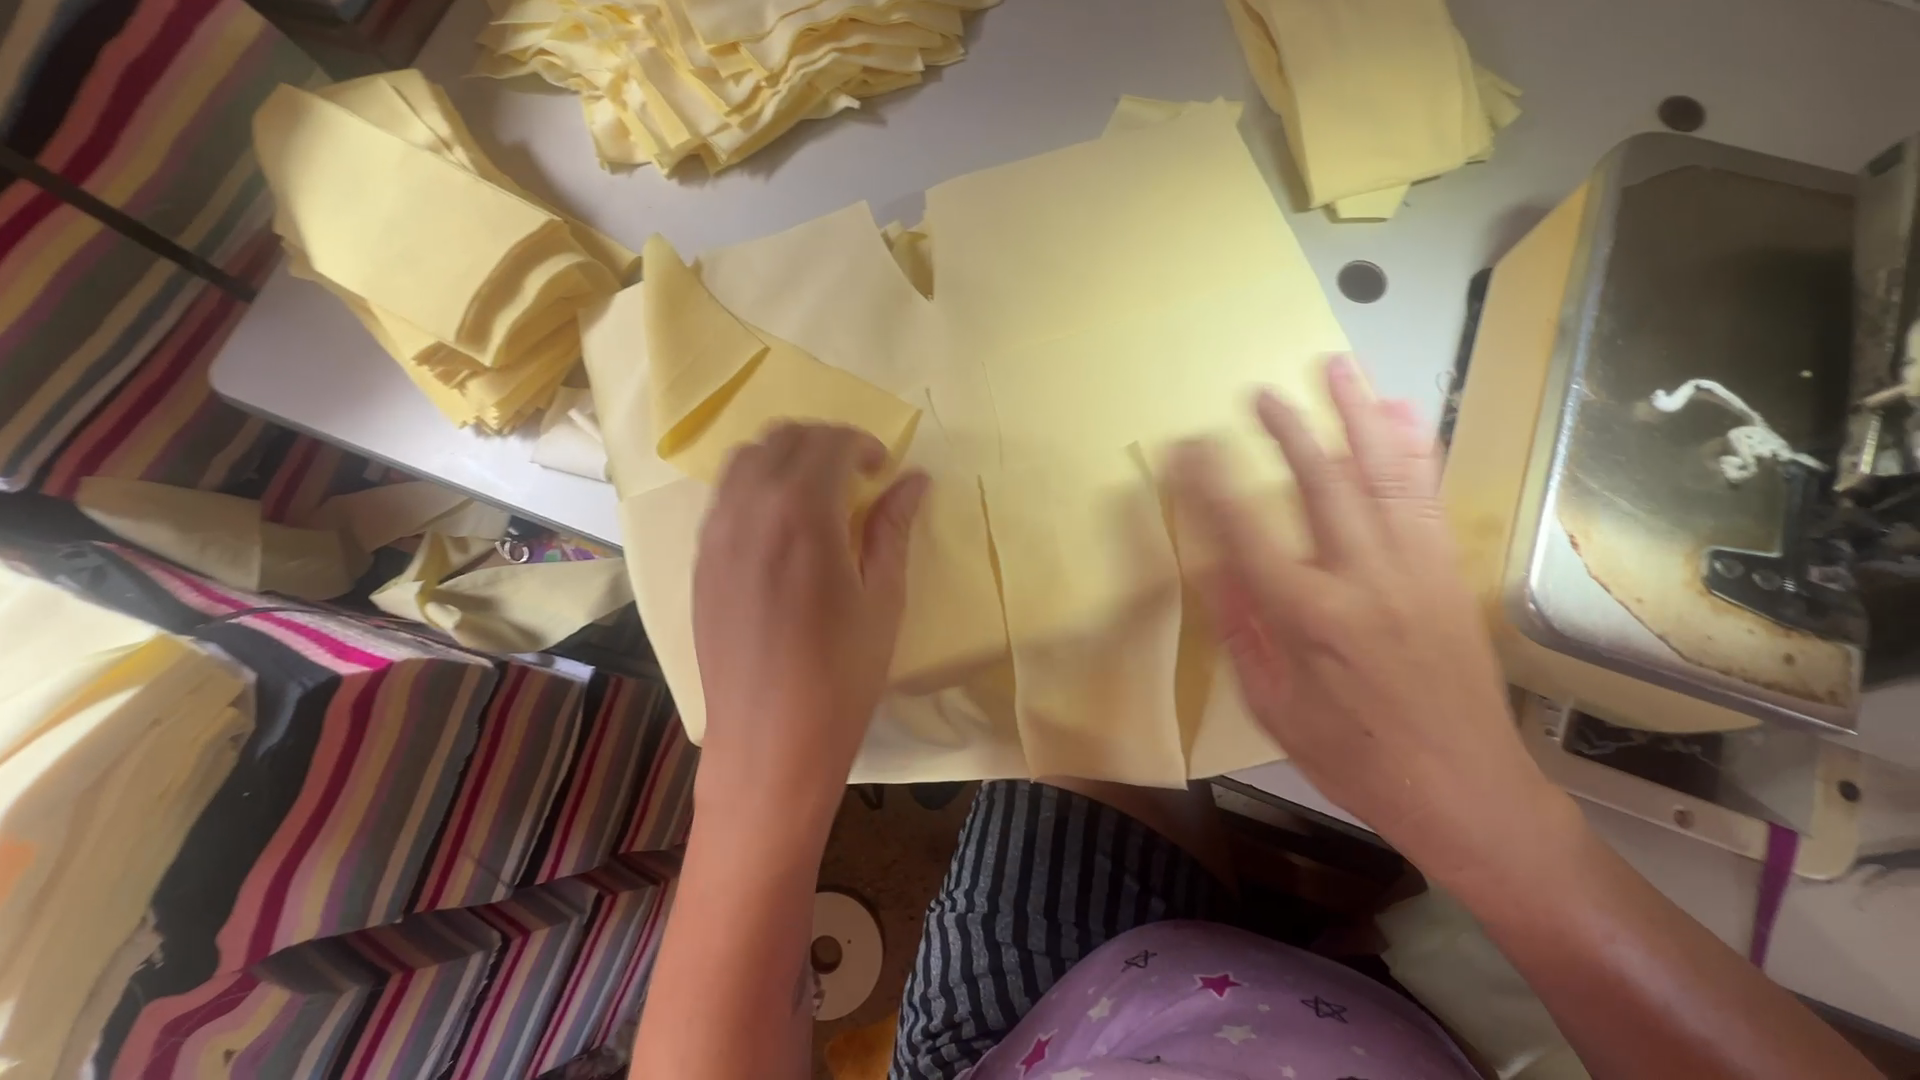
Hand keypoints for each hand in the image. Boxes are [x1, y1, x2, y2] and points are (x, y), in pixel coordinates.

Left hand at [691, 423, 928, 823]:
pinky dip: (755, 487)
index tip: (884, 467)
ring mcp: (715, 535)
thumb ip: (894, 529)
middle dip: (825, 442)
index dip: (863, 444)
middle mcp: (750, 510)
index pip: (829, 443)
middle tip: (856, 475)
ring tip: (816, 493)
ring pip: (744, 460)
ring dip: (786, 458)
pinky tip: (780, 526)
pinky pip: (724, 497)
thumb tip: (914, 480)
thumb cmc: (842, 677)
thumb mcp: (884, 601)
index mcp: (803, 514)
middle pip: (784, 438)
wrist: (769, 743)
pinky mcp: (699, 562)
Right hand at [1171, 357, 1568, 880]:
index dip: (1210, 483)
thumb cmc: (1355, 759)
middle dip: (1288, 430)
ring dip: (1358, 415)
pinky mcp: (1448, 572)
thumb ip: (1244, 630)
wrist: (1466, 788)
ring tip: (1337, 368)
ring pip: (1382, 474)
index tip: (1186, 446)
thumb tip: (1216, 566)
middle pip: (1321, 483)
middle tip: (1260, 392)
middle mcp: (1362, 578)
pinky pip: (1428, 496)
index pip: (1245, 531)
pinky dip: (1415, 449)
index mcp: (1306, 617)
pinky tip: (1404, 414)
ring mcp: (1414, 569)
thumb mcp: (1274, 707)